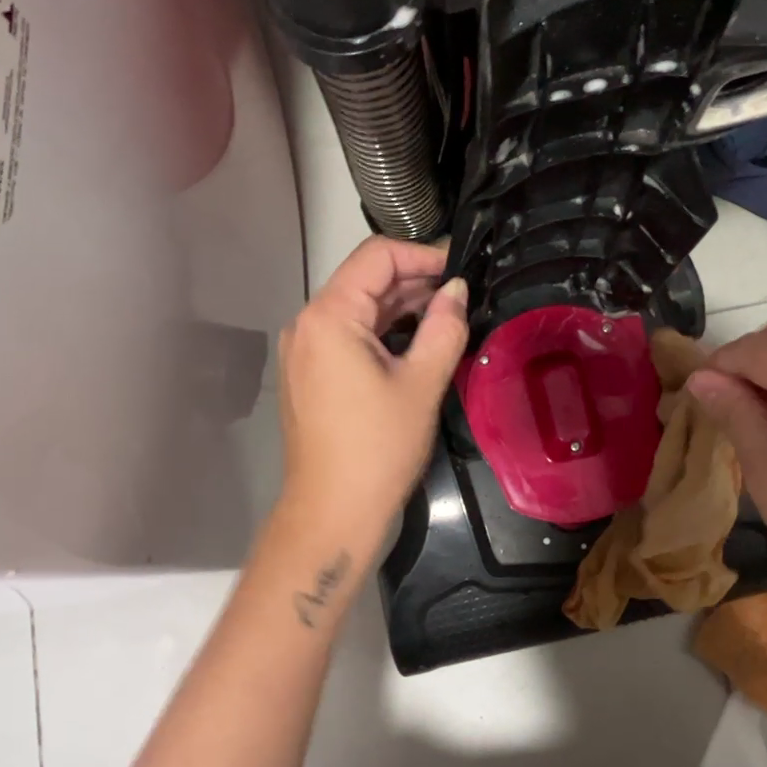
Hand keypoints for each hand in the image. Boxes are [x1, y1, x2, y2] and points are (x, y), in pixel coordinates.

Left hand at [274, 237, 468, 547]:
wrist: (332, 512)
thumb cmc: (378, 448)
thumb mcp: (421, 383)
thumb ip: (444, 327)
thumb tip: (458, 290)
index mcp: (328, 316)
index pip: (377, 256)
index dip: (423, 254)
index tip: (462, 270)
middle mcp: (307, 324)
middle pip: (363, 280)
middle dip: (413, 280)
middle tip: (462, 294)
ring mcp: (303, 350)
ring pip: (356, 309)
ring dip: (399, 307)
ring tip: (447, 316)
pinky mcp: (308, 374)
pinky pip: (346, 336)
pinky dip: (380, 332)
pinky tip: (416, 342)